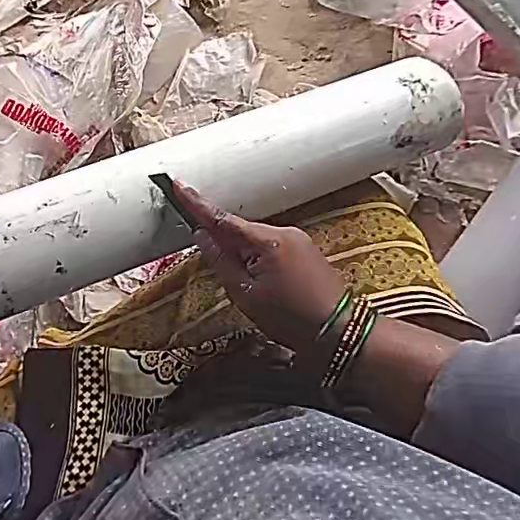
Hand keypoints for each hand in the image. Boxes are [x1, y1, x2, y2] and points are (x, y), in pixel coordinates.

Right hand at [169, 179, 455, 434]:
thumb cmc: (291, 318)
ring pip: (253, 239)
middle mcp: (283, 232)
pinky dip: (255, 256)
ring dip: (239, 253)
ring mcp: (296, 239)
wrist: (342, 334)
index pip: (221, 218)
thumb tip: (201, 235)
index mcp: (266, 241)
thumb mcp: (245, 294)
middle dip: (220, 240)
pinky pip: (268, 245)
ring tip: (243, 284)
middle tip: (210, 261)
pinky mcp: (304, 250)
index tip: (177, 185)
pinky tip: (257, 279)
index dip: (195, 203)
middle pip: (238, 229)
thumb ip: (220, 261)